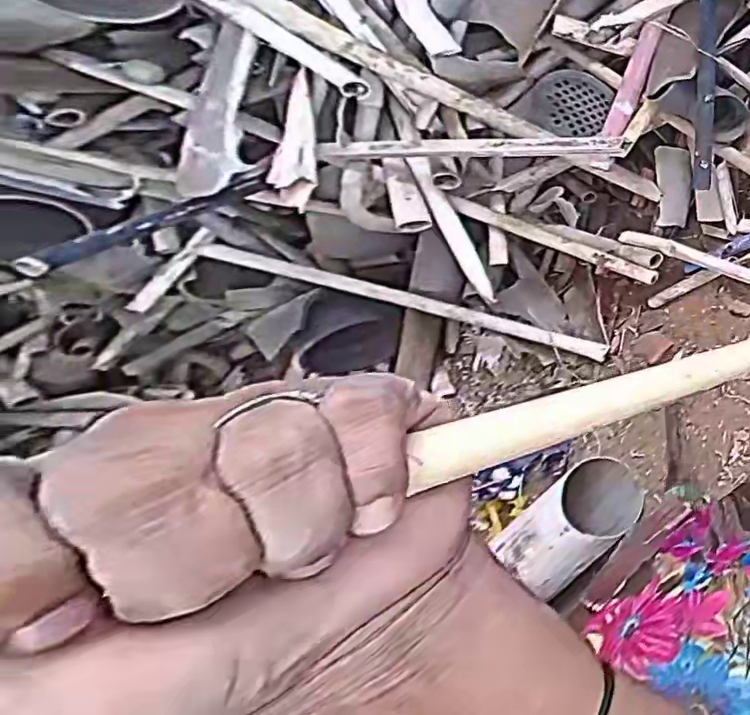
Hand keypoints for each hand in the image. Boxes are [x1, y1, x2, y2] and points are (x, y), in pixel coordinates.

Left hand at [0, 376, 487, 714]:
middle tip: (226, 582)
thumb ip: (9, 645)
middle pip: (139, 479)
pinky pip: (364, 412)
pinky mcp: (370, 400)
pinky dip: (376, 479)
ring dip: (308, 528)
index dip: (32, 574)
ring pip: (274, 445)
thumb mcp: (60, 692)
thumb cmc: (222, 657)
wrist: (360, 627)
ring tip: (310, 547)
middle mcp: (164, 445)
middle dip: (199, 561)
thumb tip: (8, 628)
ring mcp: (274, 410)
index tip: (69, 626)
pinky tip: (366, 509)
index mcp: (66, 511)